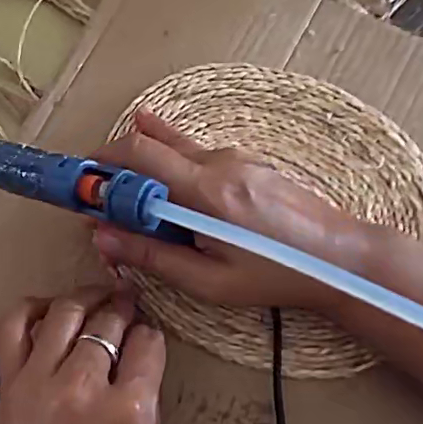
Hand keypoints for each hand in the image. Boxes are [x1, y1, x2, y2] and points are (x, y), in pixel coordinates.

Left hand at [0, 286, 164, 423]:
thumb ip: (146, 412)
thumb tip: (139, 371)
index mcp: (131, 414)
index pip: (149, 344)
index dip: (151, 337)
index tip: (148, 340)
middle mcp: (86, 386)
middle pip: (110, 319)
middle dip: (124, 309)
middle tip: (127, 308)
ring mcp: (41, 380)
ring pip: (68, 310)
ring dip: (88, 298)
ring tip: (97, 301)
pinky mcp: (8, 383)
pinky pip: (15, 324)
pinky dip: (33, 307)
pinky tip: (50, 312)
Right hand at [89, 110, 371, 312]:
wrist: (340, 258)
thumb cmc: (277, 276)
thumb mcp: (210, 280)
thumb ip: (152, 255)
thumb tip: (104, 238)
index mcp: (205, 191)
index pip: (137, 156)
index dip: (101, 168)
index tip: (82, 188)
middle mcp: (218, 162)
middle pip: (150, 142)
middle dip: (115, 161)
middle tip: (96, 188)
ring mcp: (237, 157)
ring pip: (175, 146)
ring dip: (145, 163)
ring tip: (125, 187)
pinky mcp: (249, 161)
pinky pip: (198, 153)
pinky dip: (173, 162)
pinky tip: (165, 175)